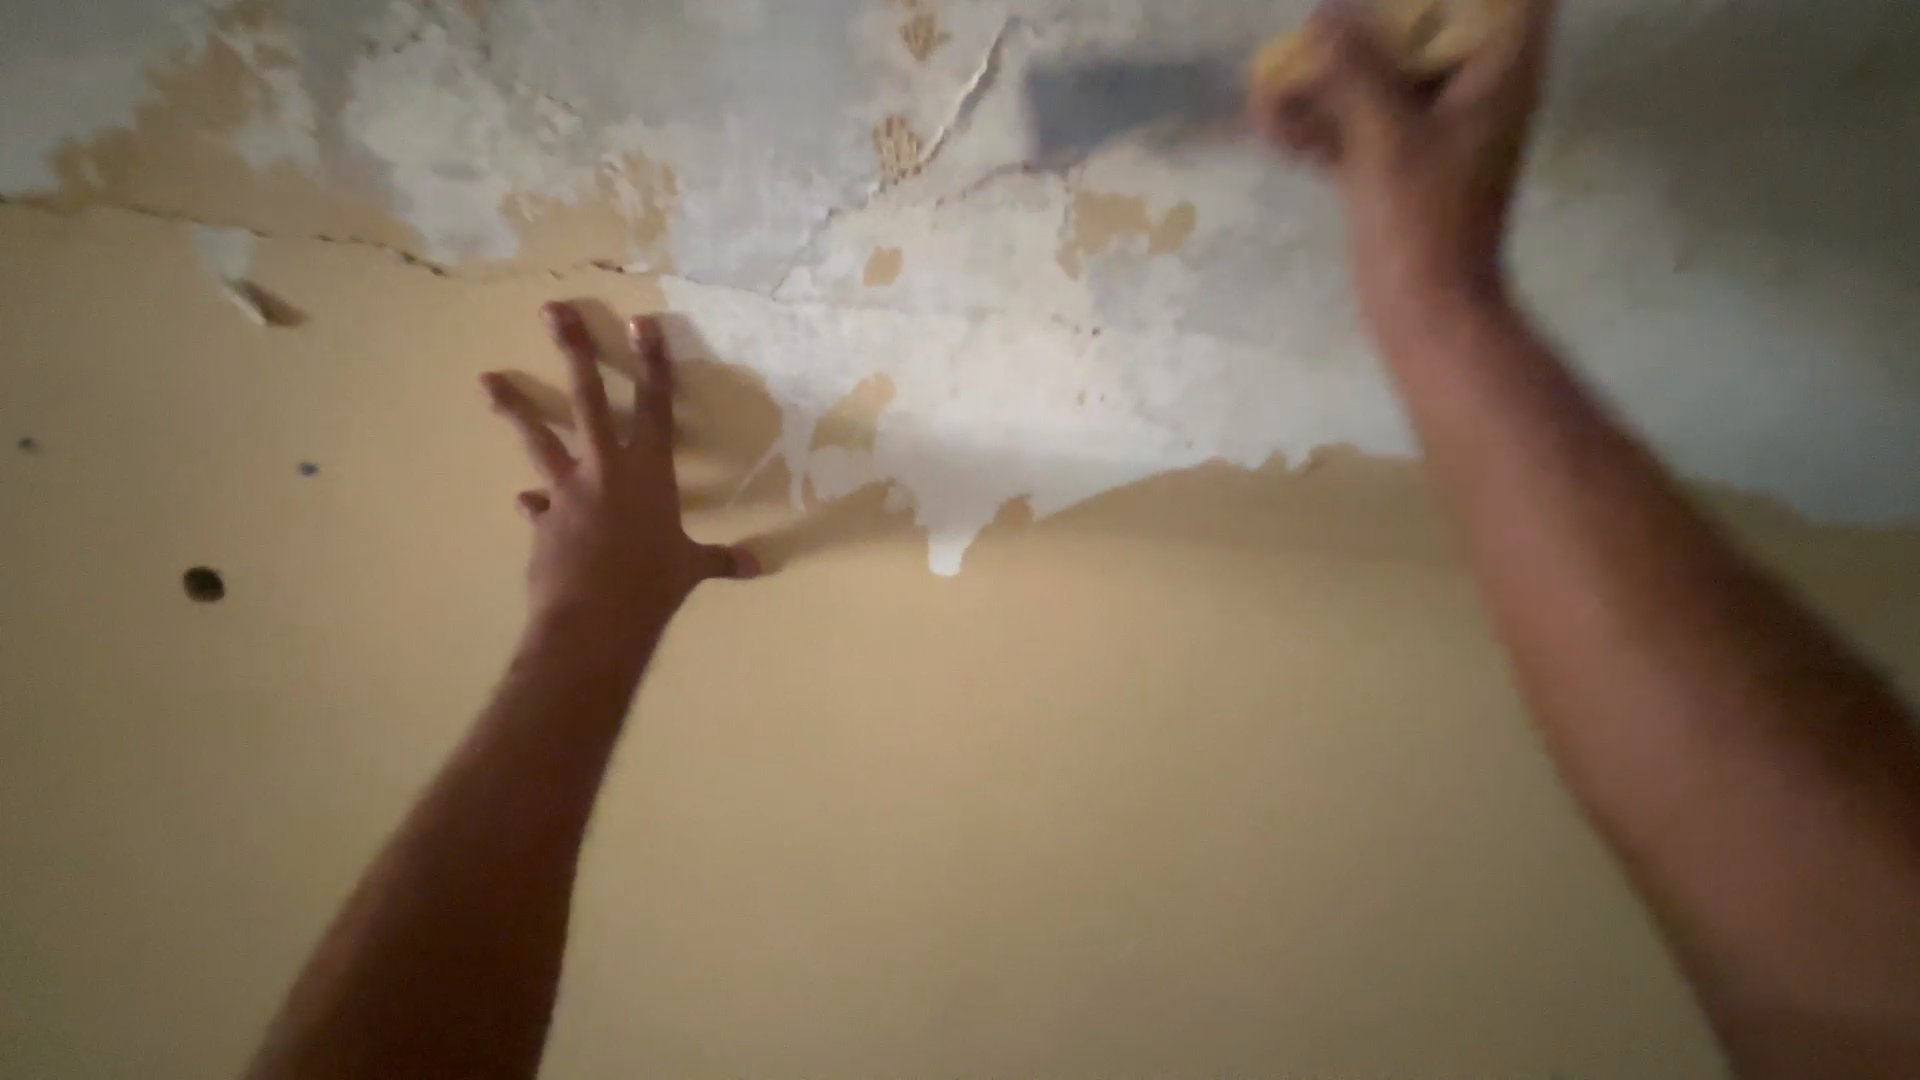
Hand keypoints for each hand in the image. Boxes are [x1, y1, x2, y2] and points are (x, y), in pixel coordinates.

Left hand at [481, 303, 759, 647]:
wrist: (593, 621)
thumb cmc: (653, 586)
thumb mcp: (690, 569)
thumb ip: (721, 560)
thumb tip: (758, 566)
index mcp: (650, 473)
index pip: (656, 408)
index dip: (652, 364)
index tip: (641, 324)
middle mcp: (606, 470)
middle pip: (588, 401)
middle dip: (574, 354)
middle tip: (552, 311)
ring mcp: (568, 492)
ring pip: (539, 439)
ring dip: (516, 408)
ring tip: (486, 380)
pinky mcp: (545, 521)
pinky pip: (538, 504)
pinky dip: (535, 502)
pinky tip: (526, 501)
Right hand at [1255, 0, 1555, 332]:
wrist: (1424, 309)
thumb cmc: (1422, 223)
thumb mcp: (1388, 138)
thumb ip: (1356, 73)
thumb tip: (1322, 15)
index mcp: (1499, 67)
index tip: (1388, 6)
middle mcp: (1471, 88)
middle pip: (1421, 31)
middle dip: (1360, 35)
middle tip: (1311, 38)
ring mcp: (1430, 132)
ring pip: (1378, 83)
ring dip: (1325, 85)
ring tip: (1270, 88)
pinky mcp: (1396, 168)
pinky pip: (1356, 130)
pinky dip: (1318, 129)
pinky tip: (1271, 126)